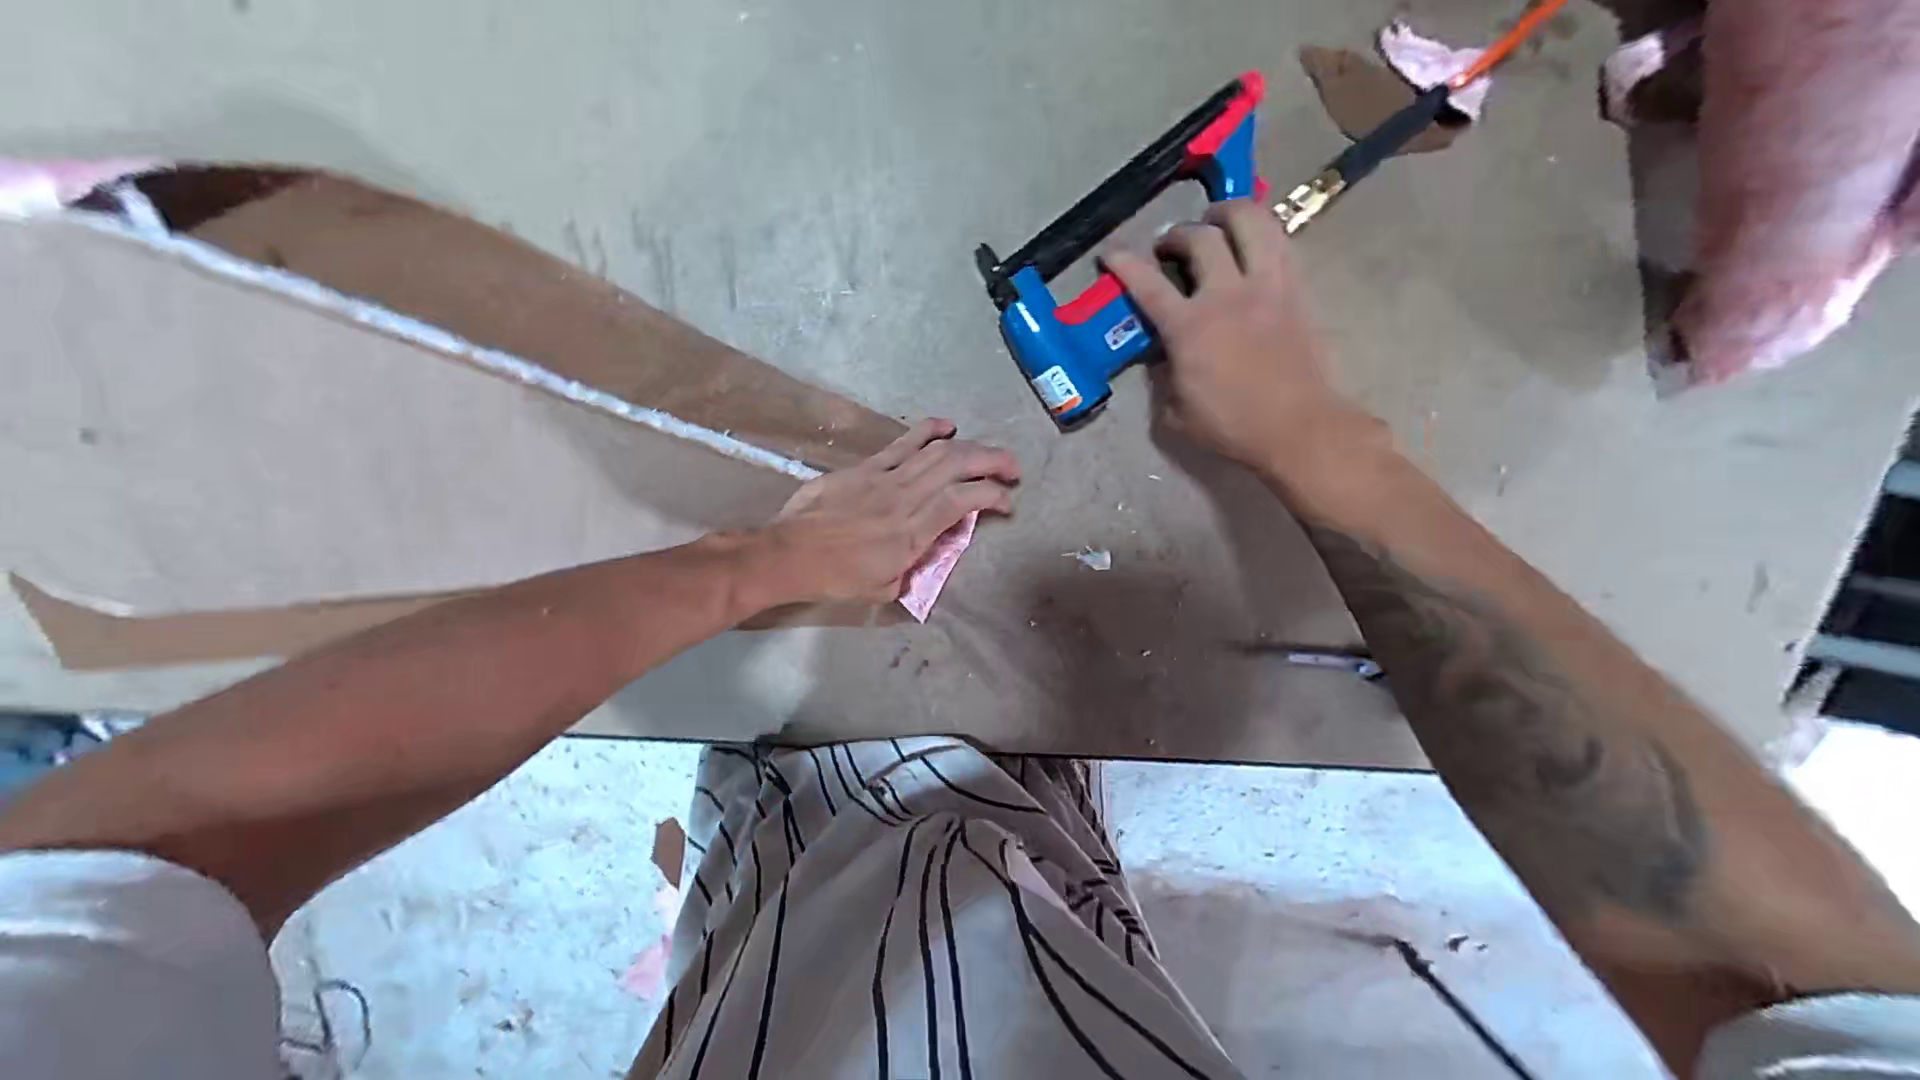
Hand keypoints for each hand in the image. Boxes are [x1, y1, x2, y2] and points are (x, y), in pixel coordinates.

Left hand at [751, 419, 1018, 604]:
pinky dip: (928, 431)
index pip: (965, 501)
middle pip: (959, 465)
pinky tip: (946, 426)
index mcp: (913, 532)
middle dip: (994, 462)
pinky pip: (903, 443)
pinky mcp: (866, 468)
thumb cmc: (837, 579)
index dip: (994, 496)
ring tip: (988, 452)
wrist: (790, 554)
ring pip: (937, 451)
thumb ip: (916, 569)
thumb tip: (934, 552)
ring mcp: (885, 478)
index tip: (1007, 503)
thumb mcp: (886, 588)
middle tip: (1012, 470)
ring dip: (970, 446)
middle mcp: (905, 498)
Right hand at [1105, 200, 1380, 470]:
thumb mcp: (1175, 413)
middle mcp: (1227, 295)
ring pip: (1251, 220)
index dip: (1123, 263)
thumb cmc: (1232, 427)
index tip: (1110, 254)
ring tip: (1217, 221)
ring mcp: (1268, 286)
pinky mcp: (1298, 289)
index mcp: (1189, 328)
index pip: (1147, 284)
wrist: (1298, 427)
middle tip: (1169, 246)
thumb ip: (1163, 378)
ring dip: (1227, 212)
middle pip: (1200, 237)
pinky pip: (1281, 241)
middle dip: (1176, 234)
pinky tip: (1253, 244)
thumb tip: (1164, 356)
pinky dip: (1261, 232)